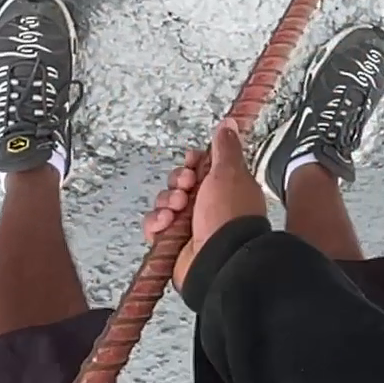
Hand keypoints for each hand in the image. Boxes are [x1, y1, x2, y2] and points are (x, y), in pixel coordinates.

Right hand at [142, 120, 266, 290]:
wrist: (220, 260)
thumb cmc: (229, 215)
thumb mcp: (230, 172)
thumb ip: (226, 147)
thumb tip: (230, 123)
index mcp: (224, 187)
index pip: (200, 167)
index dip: (192, 162)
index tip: (192, 162)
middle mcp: (206, 205)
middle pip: (179, 182)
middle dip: (178, 181)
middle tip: (186, 188)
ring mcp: (189, 225)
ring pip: (164, 202)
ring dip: (166, 201)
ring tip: (177, 209)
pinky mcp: (172, 243)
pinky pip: (153, 225)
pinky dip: (156, 222)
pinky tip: (165, 223)